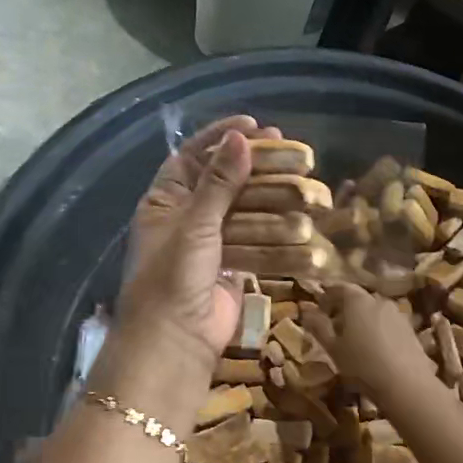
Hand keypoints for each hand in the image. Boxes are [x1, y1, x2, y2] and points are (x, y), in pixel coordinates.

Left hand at [115, 116, 278, 374]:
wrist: (178, 338)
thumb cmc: (174, 274)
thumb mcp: (196, 223)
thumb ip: (220, 182)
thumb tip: (241, 138)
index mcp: (165, 200)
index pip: (192, 156)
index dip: (219, 137)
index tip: (252, 124)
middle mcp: (186, 216)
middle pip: (222, 179)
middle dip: (250, 162)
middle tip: (283, 144)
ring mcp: (211, 241)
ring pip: (242, 207)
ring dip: (267, 190)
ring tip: (297, 171)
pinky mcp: (233, 264)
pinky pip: (255, 236)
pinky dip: (274, 224)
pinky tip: (297, 208)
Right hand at [318, 283, 438, 399]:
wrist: (406, 384)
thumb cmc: (361, 364)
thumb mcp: (333, 348)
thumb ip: (319, 326)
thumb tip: (306, 310)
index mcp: (357, 300)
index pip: (340, 288)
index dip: (328, 295)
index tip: (320, 307)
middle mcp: (379, 300)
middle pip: (358, 299)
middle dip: (345, 309)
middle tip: (334, 326)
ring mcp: (398, 314)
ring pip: (374, 311)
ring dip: (363, 320)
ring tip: (354, 340)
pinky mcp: (410, 329)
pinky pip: (388, 323)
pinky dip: (378, 330)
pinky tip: (375, 348)